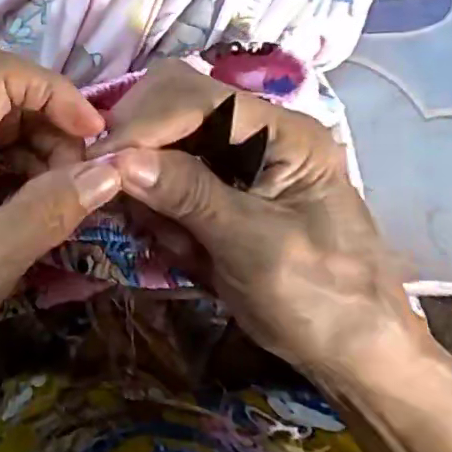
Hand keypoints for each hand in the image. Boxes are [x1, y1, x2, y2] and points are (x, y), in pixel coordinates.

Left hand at [0, 53, 122, 443]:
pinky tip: (46, 212)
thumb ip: (49, 210)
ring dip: (45, 156)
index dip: (52, 91)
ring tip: (69, 203)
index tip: (93, 137)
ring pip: (3, 134)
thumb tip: (112, 170)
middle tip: (85, 181)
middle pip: (5, 101)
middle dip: (54, 128)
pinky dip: (27, 180)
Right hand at [89, 60, 422, 381]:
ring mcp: (234, 155)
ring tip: (156, 228)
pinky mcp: (216, 182)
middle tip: (112, 189)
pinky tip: (166, 235)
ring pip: (159, 133)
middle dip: (136, 140)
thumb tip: (119, 161)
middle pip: (171, 100)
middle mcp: (256, 130)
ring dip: (141, 175)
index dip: (143, 124)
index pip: (196, 99)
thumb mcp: (255, 249)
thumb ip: (191, 196)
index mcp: (284, 133)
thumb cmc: (321, 301)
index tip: (99, 164)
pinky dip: (149, 197)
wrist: (353, 353)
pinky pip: (161, 170)